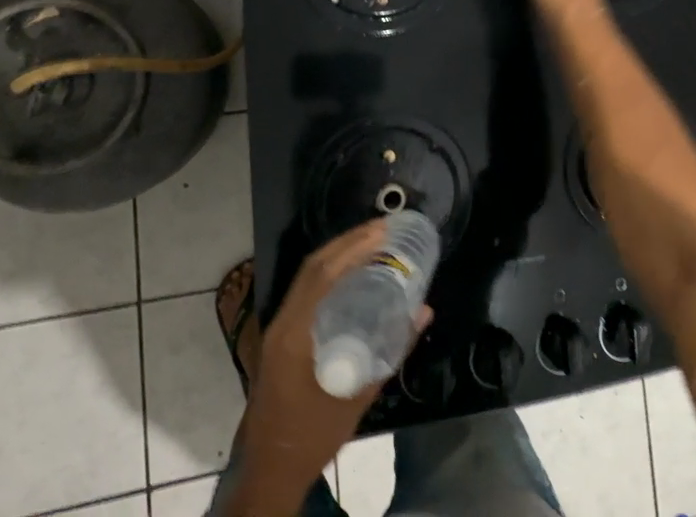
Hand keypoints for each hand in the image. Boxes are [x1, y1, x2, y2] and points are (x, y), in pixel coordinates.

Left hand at [224, 221, 429, 515]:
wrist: (272, 468)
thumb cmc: (314, 434)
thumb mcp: (358, 397)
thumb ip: (392, 352)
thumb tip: (424, 312)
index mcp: (294, 333)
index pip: (322, 275)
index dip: (353, 248)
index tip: (383, 232)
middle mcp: (281, 323)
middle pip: (312, 268)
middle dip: (348, 242)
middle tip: (383, 228)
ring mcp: (277, 330)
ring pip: (307, 279)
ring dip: (338, 255)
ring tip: (373, 242)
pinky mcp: (281, 338)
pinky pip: (306, 294)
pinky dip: (330, 276)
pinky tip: (354, 276)